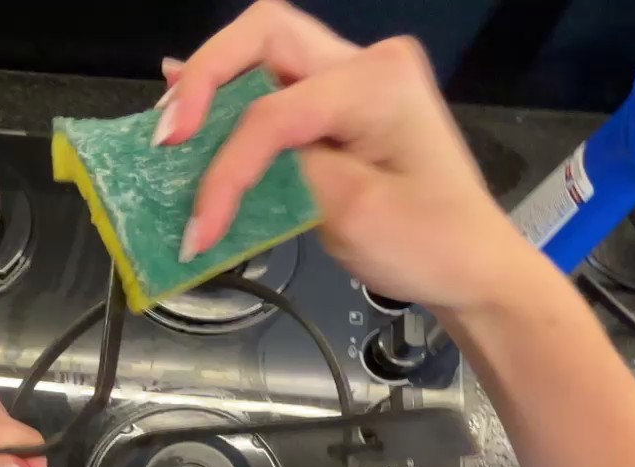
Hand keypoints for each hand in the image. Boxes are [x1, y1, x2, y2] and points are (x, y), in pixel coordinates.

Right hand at [159, 0, 541, 316]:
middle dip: (205, 80)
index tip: (198, 232)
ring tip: (169, 131)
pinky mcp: (341, 107)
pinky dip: (229, 100)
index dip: (225, 171)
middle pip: (264, 34)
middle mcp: (365, 63)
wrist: (468, 264)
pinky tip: (192, 110)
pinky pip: (276, 89)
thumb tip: (224, 161)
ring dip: (211, 87)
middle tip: (166, 137)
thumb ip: (287, 174)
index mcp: (377, 84)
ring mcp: (354, 79)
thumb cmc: (423, 244)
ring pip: (264, 55)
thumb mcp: (350, 214)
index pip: (273, 114)